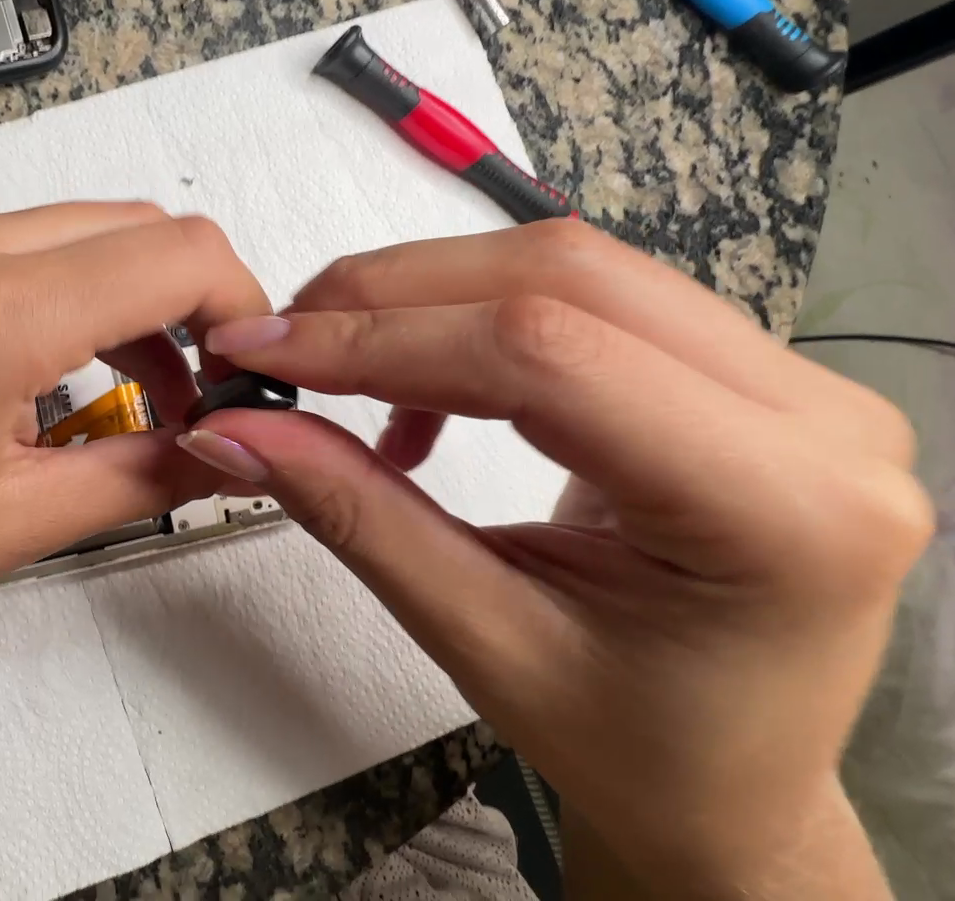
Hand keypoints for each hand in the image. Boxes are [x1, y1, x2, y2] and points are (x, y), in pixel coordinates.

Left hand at [0, 202, 272, 671]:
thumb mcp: (19, 522)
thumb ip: (146, 473)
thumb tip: (236, 448)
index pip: (174, 254)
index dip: (238, 304)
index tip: (247, 373)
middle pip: (133, 225)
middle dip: (191, 299)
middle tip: (203, 390)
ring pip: (79, 230)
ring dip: (132, 296)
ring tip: (148, 392)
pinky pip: (21, 247)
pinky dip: (72, 292)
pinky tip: (72, 367)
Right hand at [177, 220, 929, 896]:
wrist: (726, 777)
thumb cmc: (621, 740)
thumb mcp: (473, 635)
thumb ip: (350, 511)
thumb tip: (230, 430)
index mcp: (777, 508)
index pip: (541, 357)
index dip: (375, 339)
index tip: (254, 353)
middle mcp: (813, 414)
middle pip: (558, 278)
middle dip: (387, 295)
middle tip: (279, 341)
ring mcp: (786, 378)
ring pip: (566, 267)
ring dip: (420, 295)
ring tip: (333, 359)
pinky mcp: (735, 370)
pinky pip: (579, 297)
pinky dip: (463, 317)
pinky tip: (419, 390)